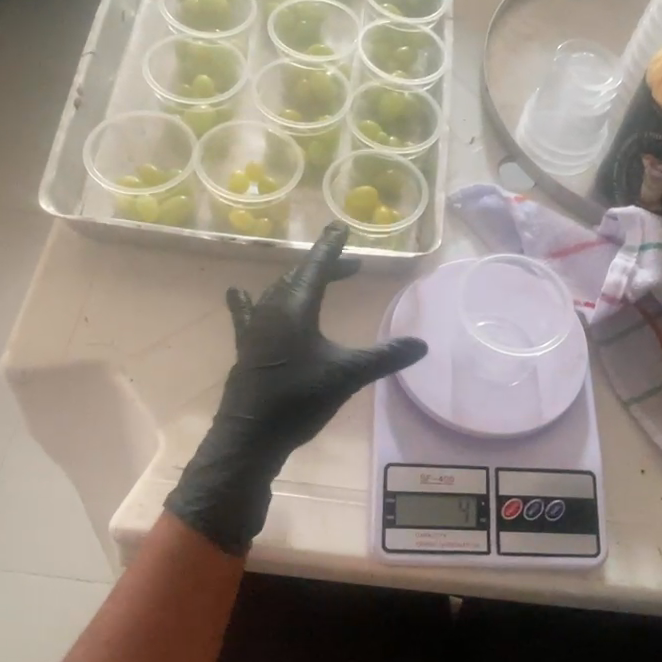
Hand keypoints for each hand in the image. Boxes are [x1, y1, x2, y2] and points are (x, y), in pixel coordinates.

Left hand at [166, 224, 427, 554]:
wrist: (251, 435)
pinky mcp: (247, 347)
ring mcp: (256, 329)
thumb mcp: (347, 376)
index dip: (332, 248)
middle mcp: (273, 311)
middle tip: (351, 267)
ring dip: (299, 283)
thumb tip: (421, 345)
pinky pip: (249, 313)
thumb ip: (384, 357)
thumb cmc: (299, 400)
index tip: (340, 227)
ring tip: (318, 282)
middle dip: (324, 267)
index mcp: (296, 309)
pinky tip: (240, 294)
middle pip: (299, 277)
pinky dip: (253, 301)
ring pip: (277, 293)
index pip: (317, 267)